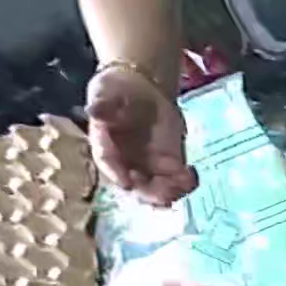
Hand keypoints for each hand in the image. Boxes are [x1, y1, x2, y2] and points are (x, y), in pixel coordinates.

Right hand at [86, 63, 197, 206]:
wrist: (144, 88)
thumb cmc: (118, 89)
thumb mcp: (107, 90)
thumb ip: (103, 103)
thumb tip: (94, 111)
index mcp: (105, 145)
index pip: (108, 164)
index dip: (116, 175)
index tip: (126, 184)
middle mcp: (126, 163)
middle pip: (136, 186)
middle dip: (149, 194)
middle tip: (164, 196)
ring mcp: (149, 168)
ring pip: (158, 190)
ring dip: (172, 192)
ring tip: (183, 182)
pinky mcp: (170, 166)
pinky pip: (177, 183)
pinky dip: (186, 184)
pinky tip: (192, 174)